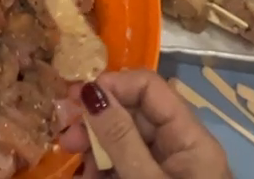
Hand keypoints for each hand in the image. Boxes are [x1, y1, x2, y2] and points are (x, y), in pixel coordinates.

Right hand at [59, 71, 231, 178]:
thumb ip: (120, 138)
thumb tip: (91, 89)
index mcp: (191, 140)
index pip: (149, 87)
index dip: (113, 84)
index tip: (77, 97)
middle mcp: (179, 150)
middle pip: (132, 111)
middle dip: (95, 115)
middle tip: (63, 126)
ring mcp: (164, 173)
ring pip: (122, 139)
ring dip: (92, 142)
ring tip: (69, 153)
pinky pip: (121, 166)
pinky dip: (99, 167)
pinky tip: (83, 175)